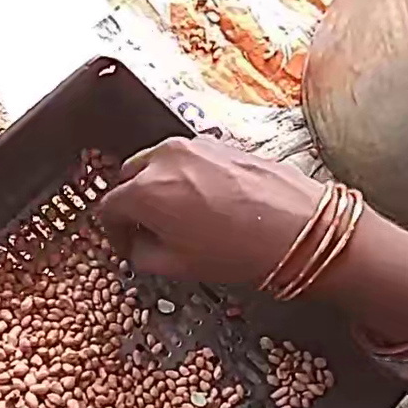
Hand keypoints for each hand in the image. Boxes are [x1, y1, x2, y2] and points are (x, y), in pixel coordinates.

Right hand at [94, 137, 326, 285]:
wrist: (299, 228)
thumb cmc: (237, 251)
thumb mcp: (177, 266)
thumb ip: (141, 254)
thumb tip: (135, 245)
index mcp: (144, 190)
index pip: (108, 207)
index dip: (113, 232)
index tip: (125, 245)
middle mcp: (162, 158)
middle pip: (128, 179)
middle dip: (132, 205)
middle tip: (146, 232)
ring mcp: (191, 144)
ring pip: (155, 165)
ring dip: (155, 189)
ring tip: (176, 217)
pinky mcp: (217, 142)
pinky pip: (183, 159)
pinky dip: (180, 177)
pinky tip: (201, 202)